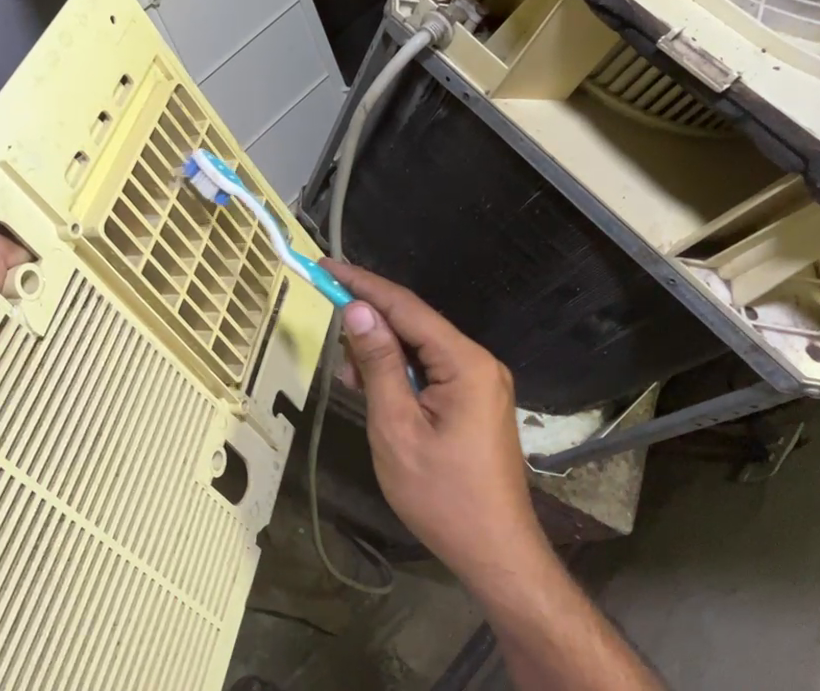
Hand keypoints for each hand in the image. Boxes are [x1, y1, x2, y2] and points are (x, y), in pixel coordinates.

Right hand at [321, 259, 539, 579]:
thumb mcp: (397, 427)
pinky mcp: (475, 402)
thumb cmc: (441, 494)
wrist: (496, 553)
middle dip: (369, 322)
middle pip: (414, 324)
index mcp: (465, 363)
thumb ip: (378, 364)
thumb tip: (357, 309)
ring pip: (420, 348)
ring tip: (348, 376)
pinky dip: (398, 374)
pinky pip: (431, 371)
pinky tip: (373, 390)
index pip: (405, 307)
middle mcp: (478, 362)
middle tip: (328, 330)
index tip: (324, 266)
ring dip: (381, 353)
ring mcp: (480, 383)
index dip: (362, 283)